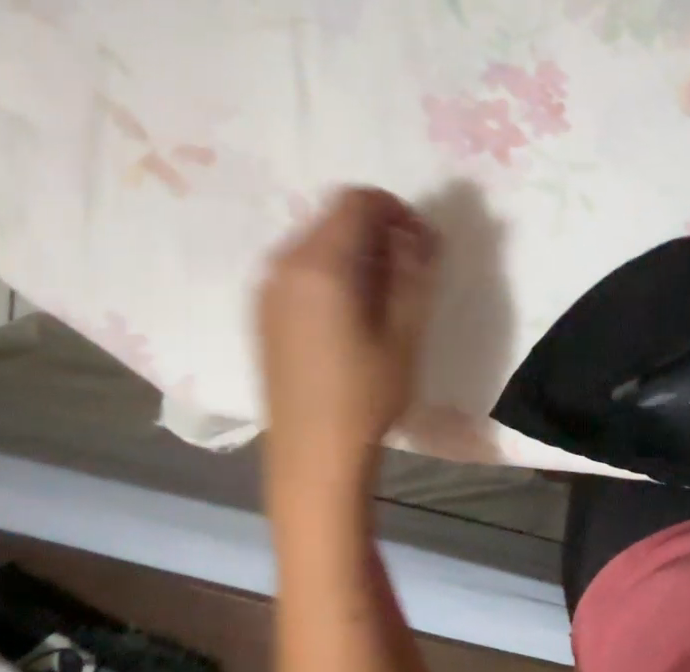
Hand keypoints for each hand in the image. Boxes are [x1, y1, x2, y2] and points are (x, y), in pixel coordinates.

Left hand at [258, 186, 440, 476]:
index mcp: (320, 265)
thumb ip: (413, 276)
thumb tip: (420, 236)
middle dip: (380, 233)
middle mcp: (283, 263)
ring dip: (358, 255)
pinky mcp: (263, 311)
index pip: (358, 201)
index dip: (399, 211)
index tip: (426, 244)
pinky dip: (334, 275)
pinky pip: (302, 271)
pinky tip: (355, 317)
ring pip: (318, 244)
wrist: (313, 452)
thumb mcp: (405, 336)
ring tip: (388, 299)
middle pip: (334, 218)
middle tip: (414, 273)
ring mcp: (267, 287)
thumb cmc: (367, 397)